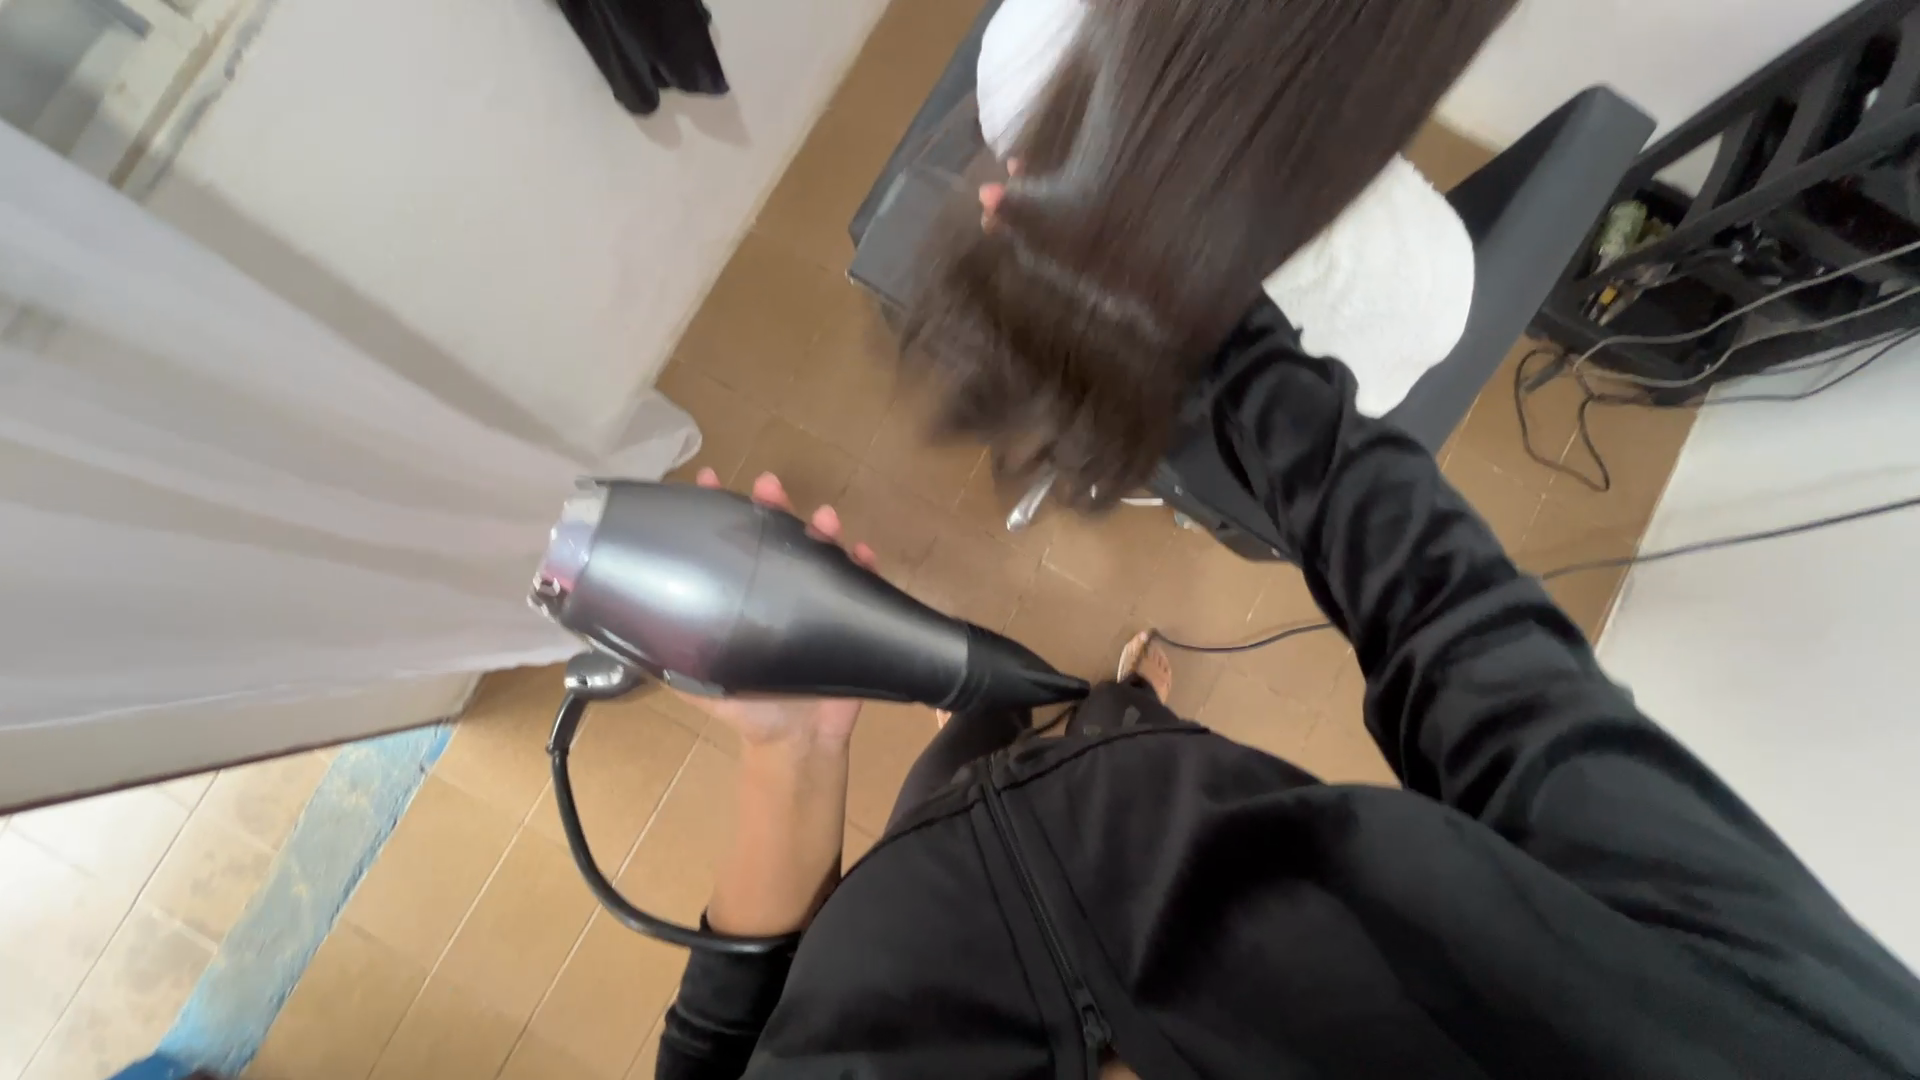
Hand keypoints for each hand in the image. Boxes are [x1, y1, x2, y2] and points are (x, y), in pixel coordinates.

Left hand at [684, 468, 877, 750]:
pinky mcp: (851, 617)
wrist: (799, 742)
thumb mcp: (695, 680)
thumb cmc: (749, 709)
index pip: (728, 544)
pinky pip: (862, 586)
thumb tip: (606, 631)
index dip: (717, 511)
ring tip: (823, 518)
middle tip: (768, 487)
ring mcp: (818, 599)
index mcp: (743, 596)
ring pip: (821, 552)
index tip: (707, 480)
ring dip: (823, 529)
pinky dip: (864, 567)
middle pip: (778, 537)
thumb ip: (661, 654)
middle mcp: (780, 589)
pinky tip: (862, 555)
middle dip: (773, 506)